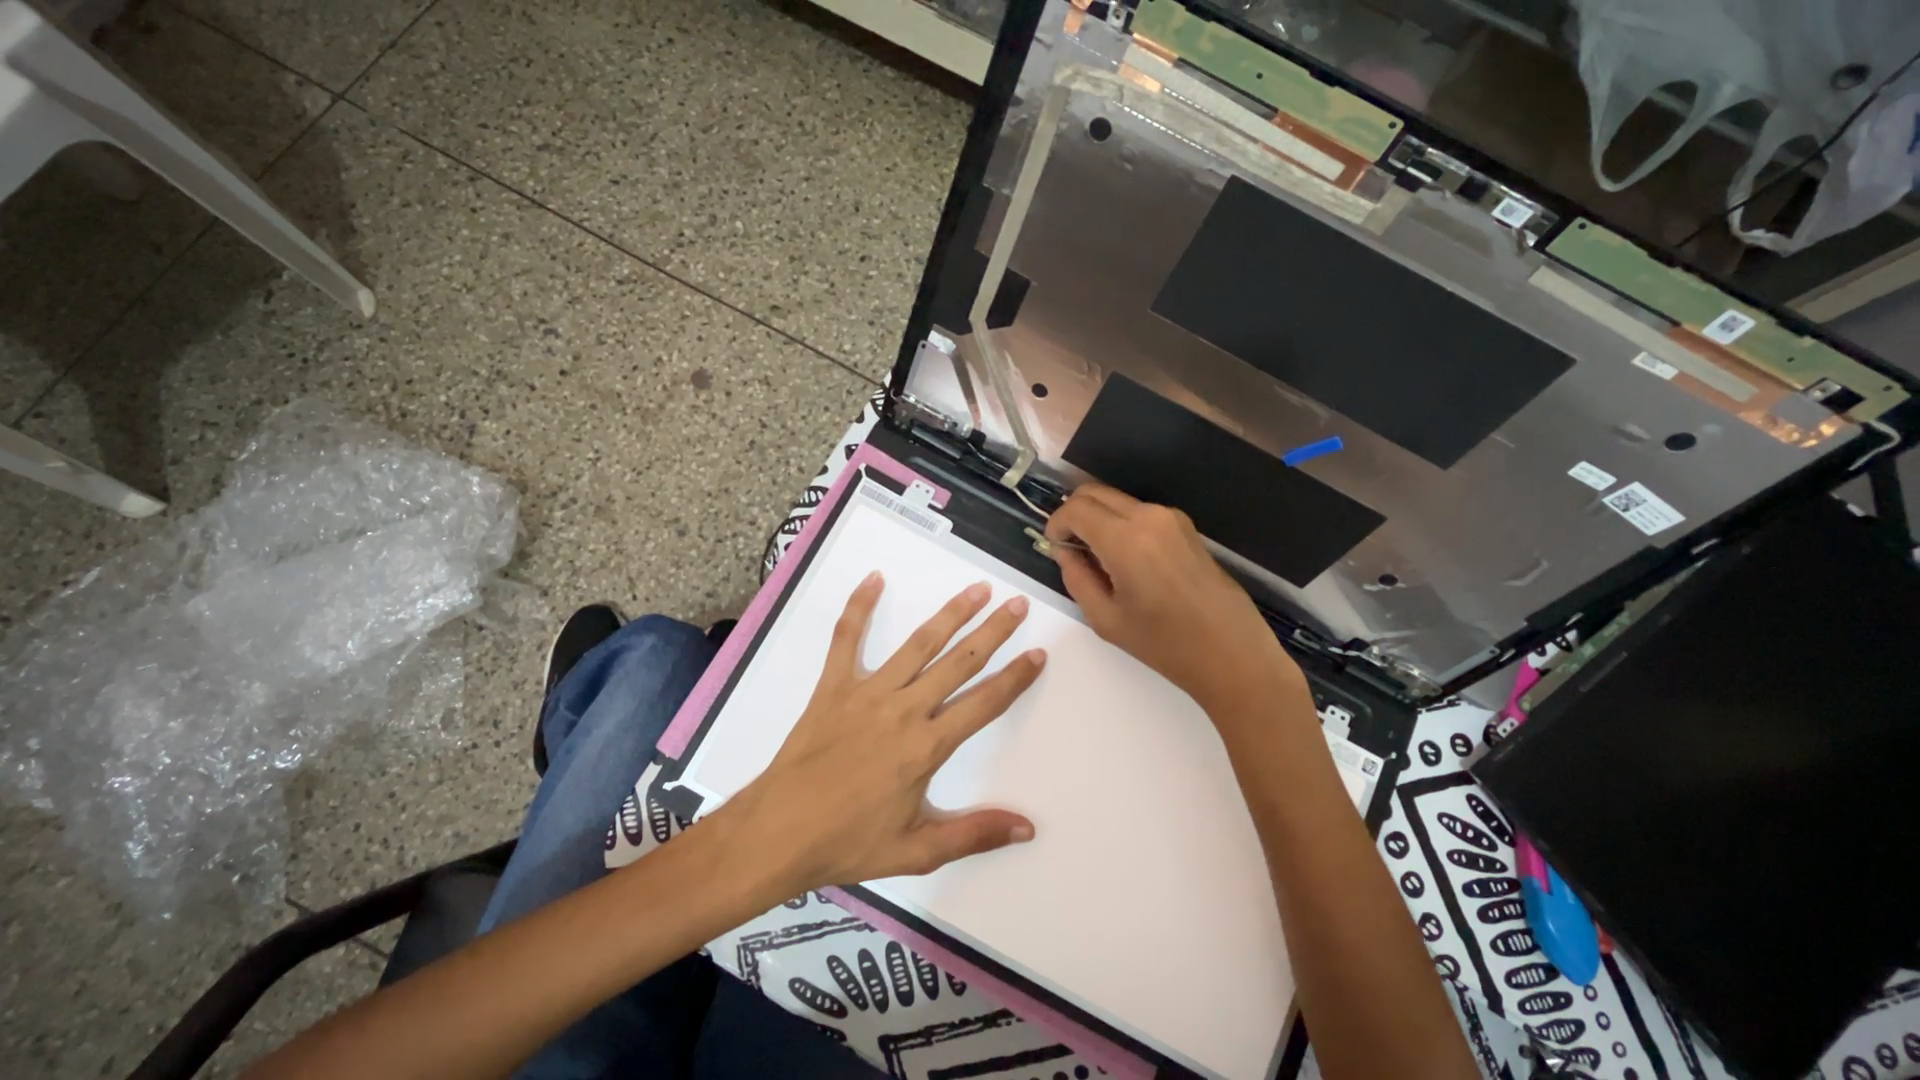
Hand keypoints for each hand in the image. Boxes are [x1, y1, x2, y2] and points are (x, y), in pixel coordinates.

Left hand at [720, 573, 1045, 893]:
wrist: (779, 832)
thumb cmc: (849, 844)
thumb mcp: (918, 851)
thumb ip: (975, 835)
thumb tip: (1028, 828)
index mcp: (927, 747)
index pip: (985, 703)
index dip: (1015, 678)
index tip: (1038, 653)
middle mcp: (903, 710)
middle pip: (959, 663)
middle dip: (993, 632)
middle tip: (1017, 604)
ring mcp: (866, 693)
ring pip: (917, 644)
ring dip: (949, 614)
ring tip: (976, 589)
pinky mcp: (832, 687)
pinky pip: (847, 639)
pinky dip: (859, 607)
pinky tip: (874, 580)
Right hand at [1044, 484, 1303, 713]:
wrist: (1232, 653)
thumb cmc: (1166, 645)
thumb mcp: (1106, 619)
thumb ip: (1077, 578)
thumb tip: (1065, 553)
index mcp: (1126, 539)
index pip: (1076, 508)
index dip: (1056, 524)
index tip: (1054, 547)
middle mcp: (1149, 516)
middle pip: (1095, 493)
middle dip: (1074, 514)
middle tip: (1070, 548)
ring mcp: (1172, 518)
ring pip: (1118, 500)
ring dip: (1099, 519)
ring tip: (1098, 560)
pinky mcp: (1187, 527)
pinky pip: (1141, 512)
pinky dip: (1121, 524)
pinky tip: (1126, 562)